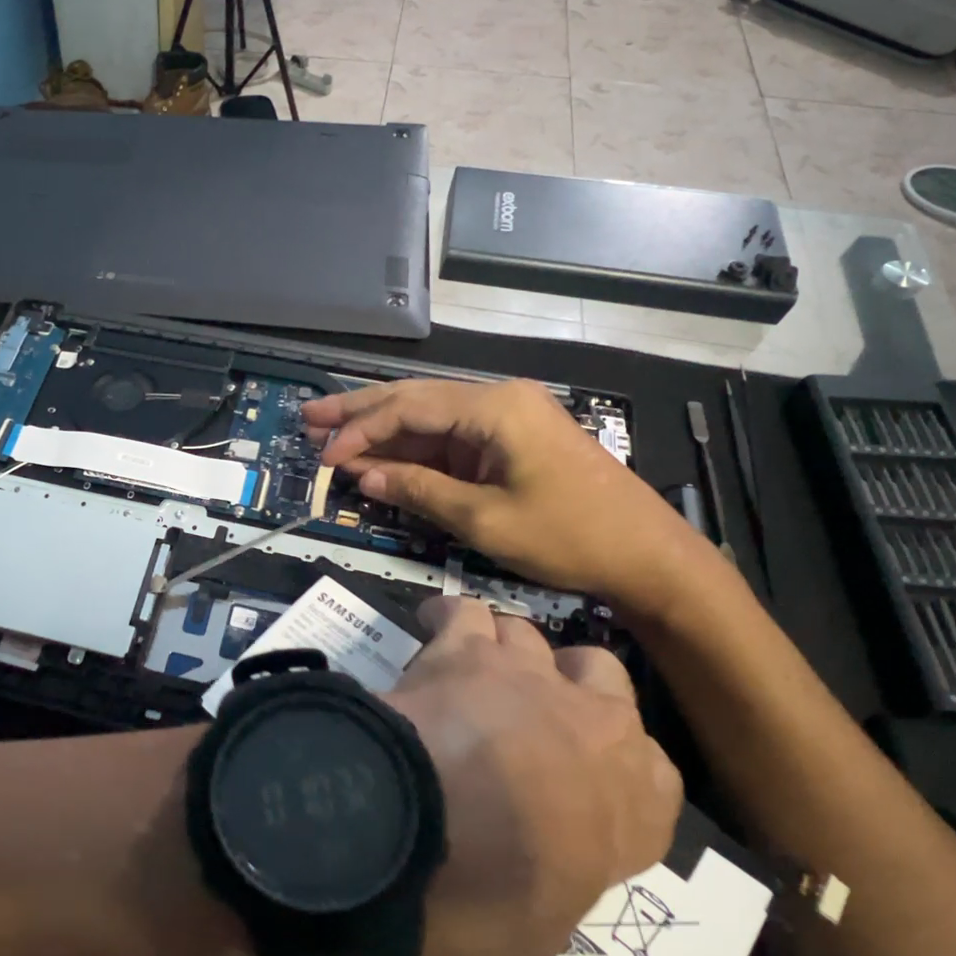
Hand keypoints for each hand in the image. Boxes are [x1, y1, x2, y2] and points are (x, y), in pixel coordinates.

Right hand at [302, 379, 714, 616]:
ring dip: (381, 430)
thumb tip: (363, 477)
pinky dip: (412, 451)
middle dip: (359, 412)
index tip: (324, 457)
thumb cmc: (569, 536)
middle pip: (414, 400)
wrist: (647, 556)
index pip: (410, 407)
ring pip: (429, 418)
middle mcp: (499, 400)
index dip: (360, 431)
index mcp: (496, 408)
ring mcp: (506, 420)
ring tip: (329, 434)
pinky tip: (378, 458)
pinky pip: (450, 440)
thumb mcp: (484, 519)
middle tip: (308, 417)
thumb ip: (419, 491)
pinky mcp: (510, 443)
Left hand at [389, 597, 680, 955]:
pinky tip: (430, 628)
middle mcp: (596, 728)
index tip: (580, 783)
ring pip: (533, 637)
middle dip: (574, 688)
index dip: (620, 774)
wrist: (424, 829)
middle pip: (605, 678)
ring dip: (507, 650)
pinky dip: (446, 618)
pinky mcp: (464, 649)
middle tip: (530, 710)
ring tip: (472, 668)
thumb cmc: (489, 903)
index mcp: (634, 807)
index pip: (658, 777)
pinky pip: (464, 612)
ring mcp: (529, 678)